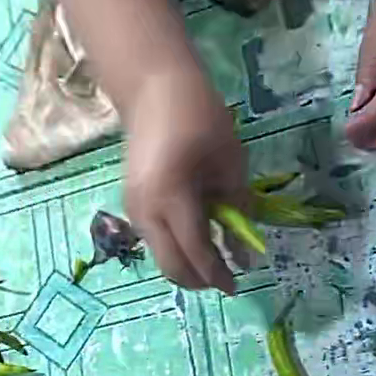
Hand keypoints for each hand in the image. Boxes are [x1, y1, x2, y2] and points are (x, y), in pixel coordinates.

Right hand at [121, 68, 246, 292]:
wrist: (153, 89)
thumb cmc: (200, 118)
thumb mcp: (231, 166)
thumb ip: (238, 214)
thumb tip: (244, 256)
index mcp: (172, 196)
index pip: (195, 252)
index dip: (217, 274)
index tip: (237, 285)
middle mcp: (146, 211)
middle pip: (173, 267)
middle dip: (199, 281)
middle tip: (224, 279)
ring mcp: (134, 212)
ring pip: (162, 260)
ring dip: (188, 269)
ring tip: (213, 261)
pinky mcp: (132, 209)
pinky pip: (156, 244)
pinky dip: (176, 252)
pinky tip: (196, 243)